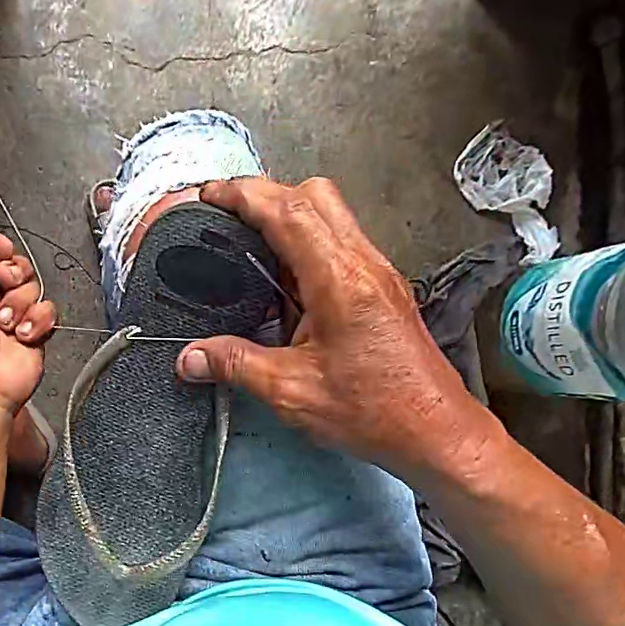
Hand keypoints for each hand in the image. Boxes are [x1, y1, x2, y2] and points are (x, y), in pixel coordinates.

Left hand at [0, 218, 55, 411]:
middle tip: (2, 286)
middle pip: (16, 265)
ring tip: (5, 323)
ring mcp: (11, 315)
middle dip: (13, 273)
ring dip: (21, 302)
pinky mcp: (33, 332)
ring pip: (34, 287)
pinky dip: (37, 321)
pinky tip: (21, 334)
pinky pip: (48, 311)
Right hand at [177, 178, 503, 484]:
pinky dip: (307, 244)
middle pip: (313, 195)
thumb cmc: (374, 411)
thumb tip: (190, 358)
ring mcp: (377, 272)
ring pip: (330, 214)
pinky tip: (285, 282)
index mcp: (339, 279)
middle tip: (228, 215)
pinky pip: (340, 243)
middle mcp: (362, 263)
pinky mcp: (381, 287)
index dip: (242, 194)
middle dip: (266, 194)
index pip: (287, 210)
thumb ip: (236, 365)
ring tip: (250, 245)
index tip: (209, 195)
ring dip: (288, 217)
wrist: (434, 431)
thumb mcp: (292, 391)